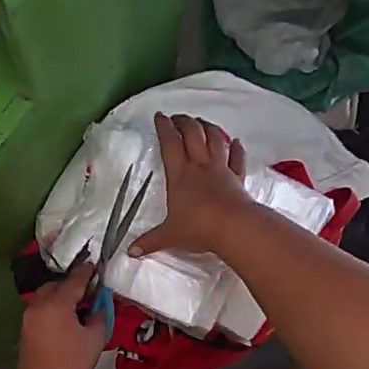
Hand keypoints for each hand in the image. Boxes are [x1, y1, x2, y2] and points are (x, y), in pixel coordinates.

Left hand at [15, 262, 106, 368]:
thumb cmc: (71, 362)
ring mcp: (30, 315)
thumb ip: (99, 316)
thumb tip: (99, 305)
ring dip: (61, 295)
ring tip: (77, 306)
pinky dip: (53, 306)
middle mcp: (40, 303)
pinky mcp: (26, 326)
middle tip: (89, 293)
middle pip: (57, 285)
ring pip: (46, 295)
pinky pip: (42, 307)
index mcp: (58, 303)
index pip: (75, 280)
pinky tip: (65, 318)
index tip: (95, 266)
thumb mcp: (95, 339)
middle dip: (72, 285)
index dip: (87, 272)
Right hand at [130, 113, 256, 257]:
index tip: (160, 116)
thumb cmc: (199, 228)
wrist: (234, 228)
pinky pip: (238, 159)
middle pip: (193, 134)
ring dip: (208, 127)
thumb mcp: (170, 235)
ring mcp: (221, 170)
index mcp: (180, 175)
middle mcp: (200, 166)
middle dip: (185, 122)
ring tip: (202, 122)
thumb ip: (151, 241)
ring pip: (215, 140)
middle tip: (179, 117)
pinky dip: (237, 149)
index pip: (170, 143)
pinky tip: (237, 142)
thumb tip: (130, 252)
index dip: (164, 127)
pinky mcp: (238, 178)